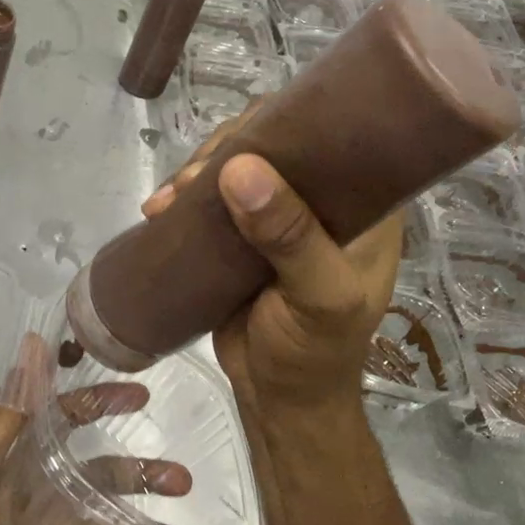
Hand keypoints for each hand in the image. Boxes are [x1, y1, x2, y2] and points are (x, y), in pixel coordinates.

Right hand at [142, 106, 401, 412]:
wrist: (279, 402)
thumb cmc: (314, 352)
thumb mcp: (317, 296)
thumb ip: (290, 235)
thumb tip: (241, 167)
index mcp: (366, 204)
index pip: (330, 136)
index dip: (284, 123)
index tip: (239, 135)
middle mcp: (325, 201)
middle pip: (274, 145)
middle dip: (226, 150)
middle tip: (193, 178)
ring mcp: (281, 218)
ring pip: (238, 169)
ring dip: (199, 174)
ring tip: (168, 200)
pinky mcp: (244, 237)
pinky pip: (215, 202)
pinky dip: (185, 200)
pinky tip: (158, 210)